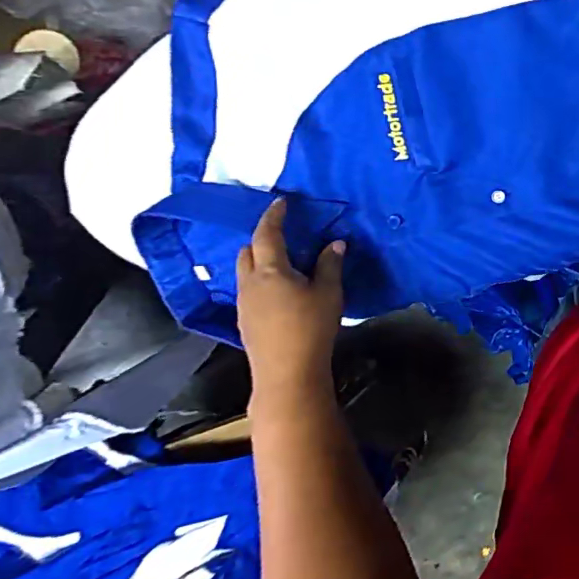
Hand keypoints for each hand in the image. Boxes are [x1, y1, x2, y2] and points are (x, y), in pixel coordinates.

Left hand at [237, 198, 345, 392]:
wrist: (287, 376)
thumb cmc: (311, 328)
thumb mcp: (329, 293)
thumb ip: (330, 265)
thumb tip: (334, 243)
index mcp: (270, 271)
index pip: (267, 234)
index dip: (274, 216)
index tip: (281, 202)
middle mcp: (250, 283)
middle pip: (248, 251)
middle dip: (262, 238)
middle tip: (283, 234)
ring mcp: (244, 304)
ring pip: (245, 271)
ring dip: (260, 261)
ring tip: (283, 262)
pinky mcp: (245, 322)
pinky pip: (249, 290)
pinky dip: (260, 280)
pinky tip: (280, 291)